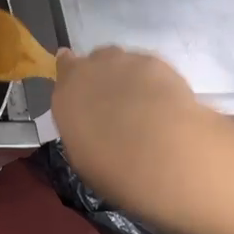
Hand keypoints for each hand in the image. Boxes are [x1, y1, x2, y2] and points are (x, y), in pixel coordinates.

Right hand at [50, 46, 210, 200]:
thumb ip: (78, 125)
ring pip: (124, 62)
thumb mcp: (82, 156)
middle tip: (120, 108)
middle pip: (96, 62)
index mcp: (67, 90)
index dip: (74, 72)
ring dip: (131, 79)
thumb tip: (86, 120)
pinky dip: (157, 84)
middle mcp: (91, 67)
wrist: (167, 162)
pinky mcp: (156, 63)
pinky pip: (151, 69)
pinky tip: (169, 108)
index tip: (84, 85)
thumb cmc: (117, 172)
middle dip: (105, 78)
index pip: (64, 65)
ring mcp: (124, 61)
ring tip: (150, 110)